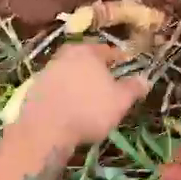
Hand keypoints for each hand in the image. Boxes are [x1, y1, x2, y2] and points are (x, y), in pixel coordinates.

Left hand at [14, 44, 148, 146]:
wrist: (45, 129)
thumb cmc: (89, 110)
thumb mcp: (120, 101)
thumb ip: (133, 88)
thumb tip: (145, 79)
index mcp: (87, 51)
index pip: (107, 50)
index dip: (118, 59)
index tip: (125, 65)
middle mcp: (65, 55)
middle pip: (85, 59)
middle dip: (96, 69)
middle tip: (107, 81)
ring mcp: (47, 71)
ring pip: (70, 73)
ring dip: (79, 82)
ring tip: (90, 97)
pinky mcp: (34, 89)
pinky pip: (57, 88)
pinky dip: (66, 95)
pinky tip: (71, 108)